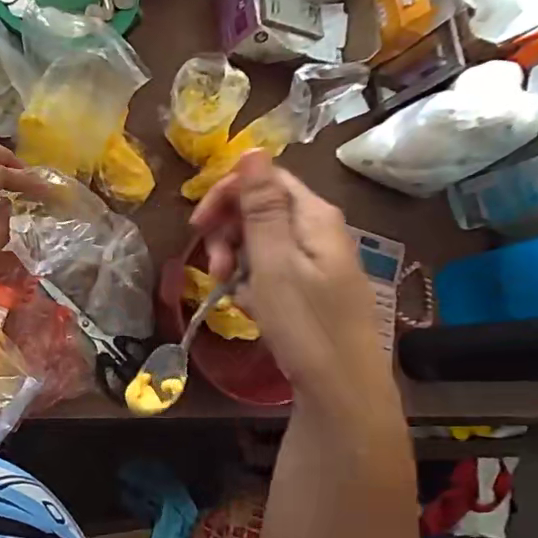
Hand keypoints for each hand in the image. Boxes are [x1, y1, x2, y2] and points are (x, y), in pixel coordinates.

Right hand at [189, 151, 396, 407]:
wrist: (341, 388)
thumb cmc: (304, 323)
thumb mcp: (274, 262)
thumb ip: (261, 206)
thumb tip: (253, 149)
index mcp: (313, 216)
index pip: (264, 178)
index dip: (226, 194)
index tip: (196, 226)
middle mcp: (318, 230)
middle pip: (260, 208)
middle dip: (227, 232)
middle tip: (212, 268)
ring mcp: (316, 260)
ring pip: (261, 241)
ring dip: (235, 259)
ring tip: (226, 290)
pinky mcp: (311, 288)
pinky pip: (271, 269)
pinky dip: (251, 281)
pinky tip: (245, 304)